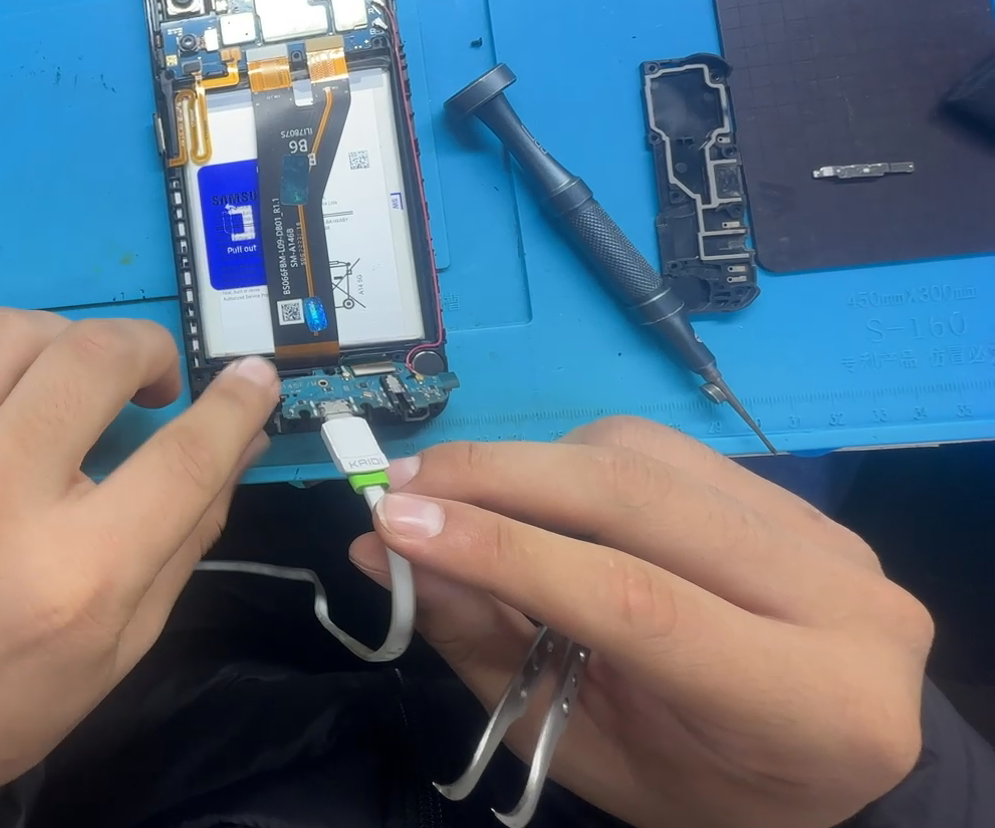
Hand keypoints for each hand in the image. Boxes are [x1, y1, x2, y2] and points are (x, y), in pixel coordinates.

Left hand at [0, 309, 278, 796]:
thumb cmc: (10, 691)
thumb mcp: (125, 639)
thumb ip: (191, 529)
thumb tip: (241, 435)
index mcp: (77, 574)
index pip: (182, 457)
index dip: (233, 405)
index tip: (254, 377)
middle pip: (91, 361)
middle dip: (145, 349)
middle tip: (152, 382)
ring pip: (12, 330)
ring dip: (66, 336)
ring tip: (77, 376)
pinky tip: (10, 377)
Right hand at [350, 417, 931, 827]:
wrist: (813, 769)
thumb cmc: (676, 773)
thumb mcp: (564, 735)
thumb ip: (472, 636)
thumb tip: (376, 550)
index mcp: (802, 703)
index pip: (632, 599)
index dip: (497, 548)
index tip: (390, 520)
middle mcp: (839, 603)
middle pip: (631, 497)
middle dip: (491, 476)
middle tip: (397, 485)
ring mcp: (820, 535)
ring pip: (632, 453)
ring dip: (522, 463)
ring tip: (461, 496)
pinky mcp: (786, 497)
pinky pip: (650, 444)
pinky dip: (564, 454)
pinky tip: (540, 494)